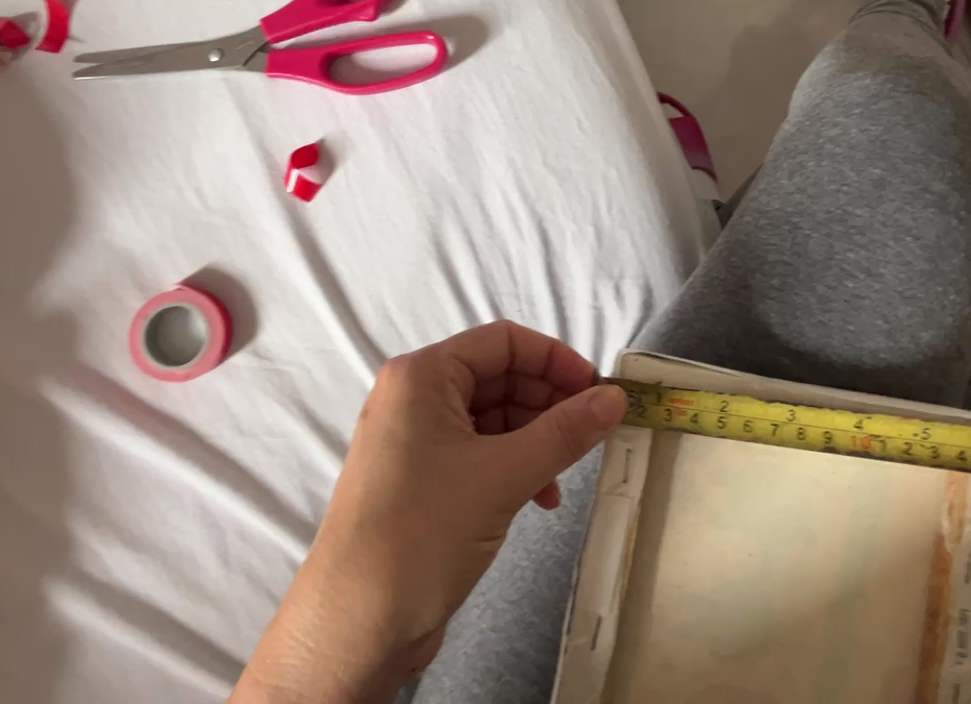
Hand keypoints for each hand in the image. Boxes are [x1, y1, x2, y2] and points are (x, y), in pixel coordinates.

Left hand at [230, 322, 626, 703]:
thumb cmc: (423, 532)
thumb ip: (566, 432)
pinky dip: (515, 465)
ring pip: (494, 417)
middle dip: (549, 403)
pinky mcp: (421, 477)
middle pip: (500, 377)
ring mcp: (416, 438)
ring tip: (565, 475)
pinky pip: (480, 451)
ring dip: (536, 439)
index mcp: (423, 375)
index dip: (556, 360)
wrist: (354, 628)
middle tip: (593, 432)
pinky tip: (541, 498)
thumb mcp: (505, 475)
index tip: (598, 391)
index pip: (504, 341)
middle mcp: (415, 396)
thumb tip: (616, 398)